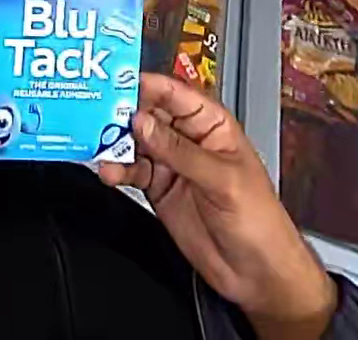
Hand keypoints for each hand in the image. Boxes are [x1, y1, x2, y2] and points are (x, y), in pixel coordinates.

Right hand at [100, 74, 336, 339]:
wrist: (259, 276)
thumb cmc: (260, 220)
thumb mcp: (222, 180)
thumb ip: (180, 151)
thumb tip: (143, 123)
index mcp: (210, 122)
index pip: (173, 93)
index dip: (146, 84)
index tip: (118, 81)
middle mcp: (187, 136)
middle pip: (148, 112)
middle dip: (122, 111)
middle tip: (97, 112)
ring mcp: (171, 161)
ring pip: (135, 140)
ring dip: (115, 142)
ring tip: (100, 147)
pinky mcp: (158, 187)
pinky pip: (132, 169)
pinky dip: (117, 168)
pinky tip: (109, 171)